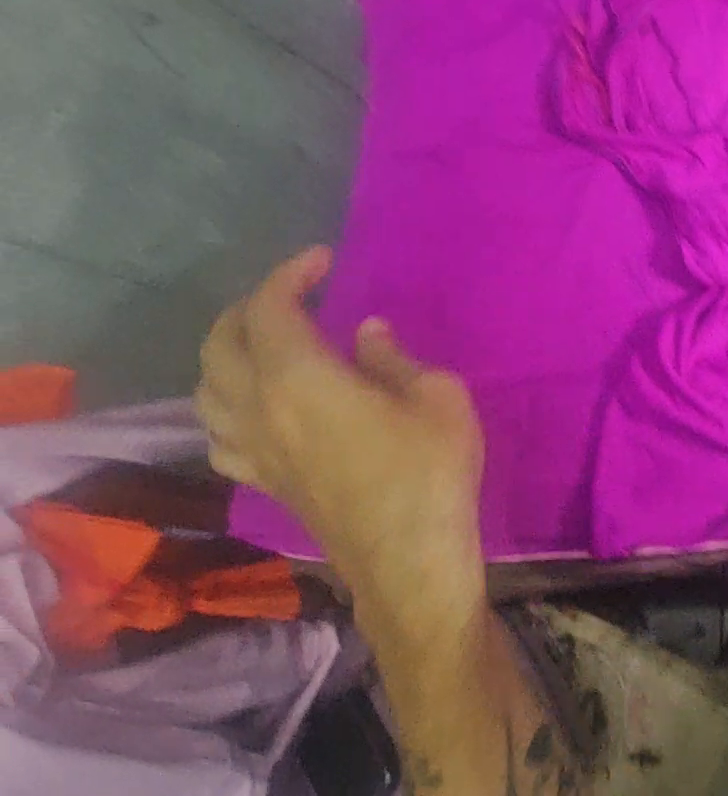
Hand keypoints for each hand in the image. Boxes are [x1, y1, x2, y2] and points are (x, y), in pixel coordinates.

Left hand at [196, 247, 485, 610]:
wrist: (409, 550)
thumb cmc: (431, 466)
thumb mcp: (438, 397)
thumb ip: (395, 360)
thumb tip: (367, 334)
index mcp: (301, 379)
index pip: (269, 312)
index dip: (289, 276)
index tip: (322, 259)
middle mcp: (260, 408)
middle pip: (221, 345)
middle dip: (250, 307)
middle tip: (294, 292)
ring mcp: (254, 448)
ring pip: (207, 388)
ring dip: (228, 352)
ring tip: (267, 341)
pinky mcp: (263, 479)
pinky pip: (219, 431)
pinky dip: (228, 404)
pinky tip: (256, 406)